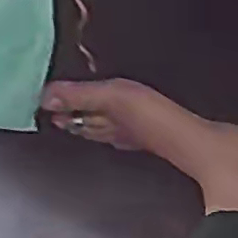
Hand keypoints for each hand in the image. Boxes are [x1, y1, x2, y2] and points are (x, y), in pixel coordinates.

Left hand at [39, 78, 179, 150]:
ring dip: (94, 120)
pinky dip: (120, 124)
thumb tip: (43, 97)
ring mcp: (136, 137)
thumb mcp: (111, 98)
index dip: (57, 108)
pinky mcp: (157, 136)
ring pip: (106, 129)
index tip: (42, 99)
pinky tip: (125, 122)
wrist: (195, 142)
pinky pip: (129, 130)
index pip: (71, 117)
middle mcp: (116, 134)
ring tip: (84, 111)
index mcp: (102, 125)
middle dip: (73, 116)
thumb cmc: (156, 120)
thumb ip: (78, 96)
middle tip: (58, 105)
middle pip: (86, 126)